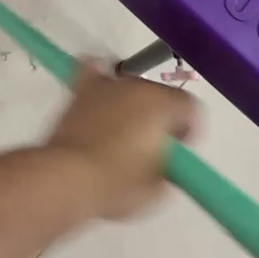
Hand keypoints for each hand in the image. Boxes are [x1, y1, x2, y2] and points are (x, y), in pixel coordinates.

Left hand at [45, 60, 198, 220]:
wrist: (68, 176)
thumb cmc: (117, 185)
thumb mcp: (158, 188)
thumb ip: (171, 168)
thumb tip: (164, 162)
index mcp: (163, 105)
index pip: (190, 106)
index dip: (189, 130)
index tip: (178, 153)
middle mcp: (138, 85)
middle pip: (160, 95)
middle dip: (162, 117)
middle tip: (151, 147)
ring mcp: (107, 84)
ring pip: (131, 86)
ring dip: (134, 104)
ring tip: (123, 131)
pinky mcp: (81, 88)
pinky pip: (95, 69)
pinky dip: (101, 78)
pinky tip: (101, 93)